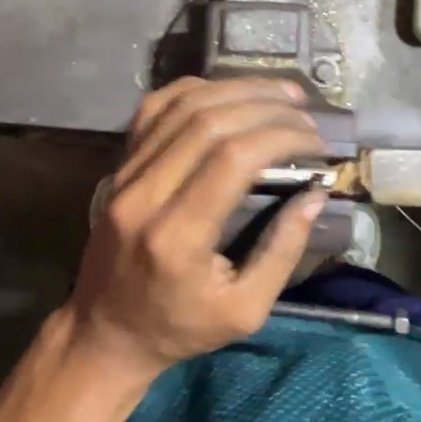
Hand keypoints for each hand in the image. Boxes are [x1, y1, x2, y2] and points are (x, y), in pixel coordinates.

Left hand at [63, 77, 327, 379]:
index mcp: (177, 237)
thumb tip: (315, 194)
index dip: (279, 137)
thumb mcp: (245, 311)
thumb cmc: (179, 328)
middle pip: (207, 122)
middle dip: (265, 108)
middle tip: (306, 114)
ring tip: (280, 94)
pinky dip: (194, 90)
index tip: (315, 141)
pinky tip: (229, 92)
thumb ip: (282, 251)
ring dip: (236, 90)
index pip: (231, 159)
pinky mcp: (118, 166)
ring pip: (180, 106)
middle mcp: (144, 195)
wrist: (105, 331)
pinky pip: (153, 109)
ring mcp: (124, 175)